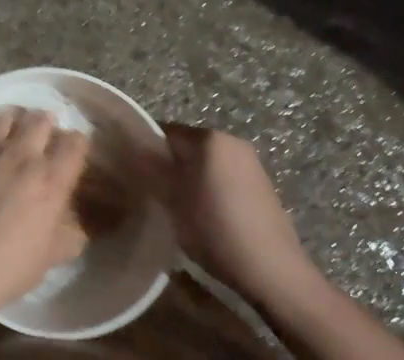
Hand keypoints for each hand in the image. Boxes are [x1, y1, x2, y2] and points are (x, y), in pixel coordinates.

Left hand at [0, 108, 90, 318]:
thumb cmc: (9, 266)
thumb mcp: (52, 256)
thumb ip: (71, 233)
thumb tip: (79, 224)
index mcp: (50, 179)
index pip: (75, 143)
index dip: (78, 144)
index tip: (75, 152)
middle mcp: (20, 154)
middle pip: (41, 119)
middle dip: (47, 125)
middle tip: (45, 138)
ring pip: (6, 115)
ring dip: (14, 120)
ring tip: (14, 129)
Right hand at [142, 124, 403, 359]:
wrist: (273, 272)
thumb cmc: (215, 230)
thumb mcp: (170, 201)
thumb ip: (148, 169)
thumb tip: (130, 150)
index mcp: (208, 138)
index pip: (163, 131)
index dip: (145, 151)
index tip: (134, 174)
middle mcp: (231, 140)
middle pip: (185, 145)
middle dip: (168, 165)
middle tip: (154, 193)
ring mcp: (250, 162)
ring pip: (205, 161)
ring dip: (189, 177)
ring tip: (178, 206)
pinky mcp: (262, 183)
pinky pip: (224, 175)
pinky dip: (210, 187)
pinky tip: (207, 215)